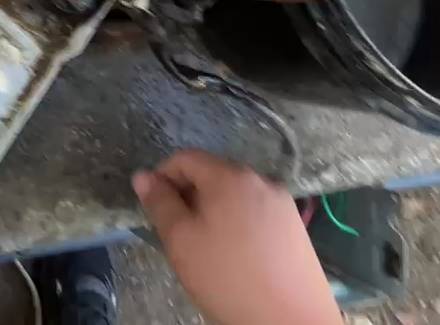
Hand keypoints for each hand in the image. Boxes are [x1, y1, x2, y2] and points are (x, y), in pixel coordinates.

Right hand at [132, 150, 340, 324]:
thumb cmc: (229, 279)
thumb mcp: (181, 240)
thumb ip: (159, 202)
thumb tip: (142, 176)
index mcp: (230, 176)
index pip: (184, 158)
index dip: (163, 178)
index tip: (158, 210)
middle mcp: (260, 180)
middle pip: (211, 175)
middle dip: (190, 196)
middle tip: (182, 233)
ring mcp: (283, 205)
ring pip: (234, 196)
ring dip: (214, 211)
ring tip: (210, 249)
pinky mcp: (296, 230)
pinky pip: (256, 213)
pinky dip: (239, 225)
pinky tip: (238, 258)